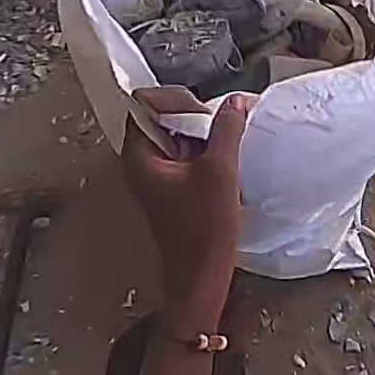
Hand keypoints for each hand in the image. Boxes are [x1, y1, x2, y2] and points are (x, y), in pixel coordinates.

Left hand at [120, 95, 252, 334]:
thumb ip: (226, 129)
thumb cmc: (203, 226)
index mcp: (139, 156)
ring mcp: (157, 177)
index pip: (144, 107)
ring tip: (231, 128)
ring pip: (177, 138)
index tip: (204, 104)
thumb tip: (235, 100)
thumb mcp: (219, 170)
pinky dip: (205, 149)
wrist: (202, 276)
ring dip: (202, 132)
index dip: (173, 99)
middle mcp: (141, 163)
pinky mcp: (173, 189)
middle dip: (193, 114)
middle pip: (161, 121)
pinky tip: (228, 150)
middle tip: (223, 114)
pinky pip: (186, 157)